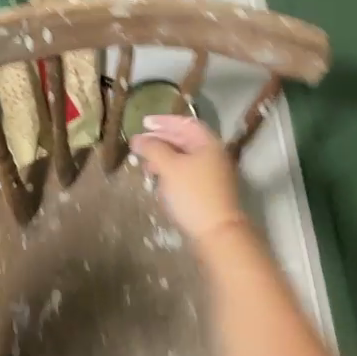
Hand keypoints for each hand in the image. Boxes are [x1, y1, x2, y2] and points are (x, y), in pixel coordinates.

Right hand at [130, 115, 247, 243]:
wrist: (218, 234)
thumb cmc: (193, 194)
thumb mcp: (169, 167)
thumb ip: (152, 149)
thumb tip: (138, 138)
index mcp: (208, 142)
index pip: (185, 123)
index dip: (163, 121)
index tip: (144, 123)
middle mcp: (213, 154)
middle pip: (185, 139)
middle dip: (161, 140)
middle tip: (140, 143)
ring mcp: (213, 174)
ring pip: (185, 158)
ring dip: (164, 157)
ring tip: (145, 164)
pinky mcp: (209, 192)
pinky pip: (187, 173)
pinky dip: (171, 171)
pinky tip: (159, 180)